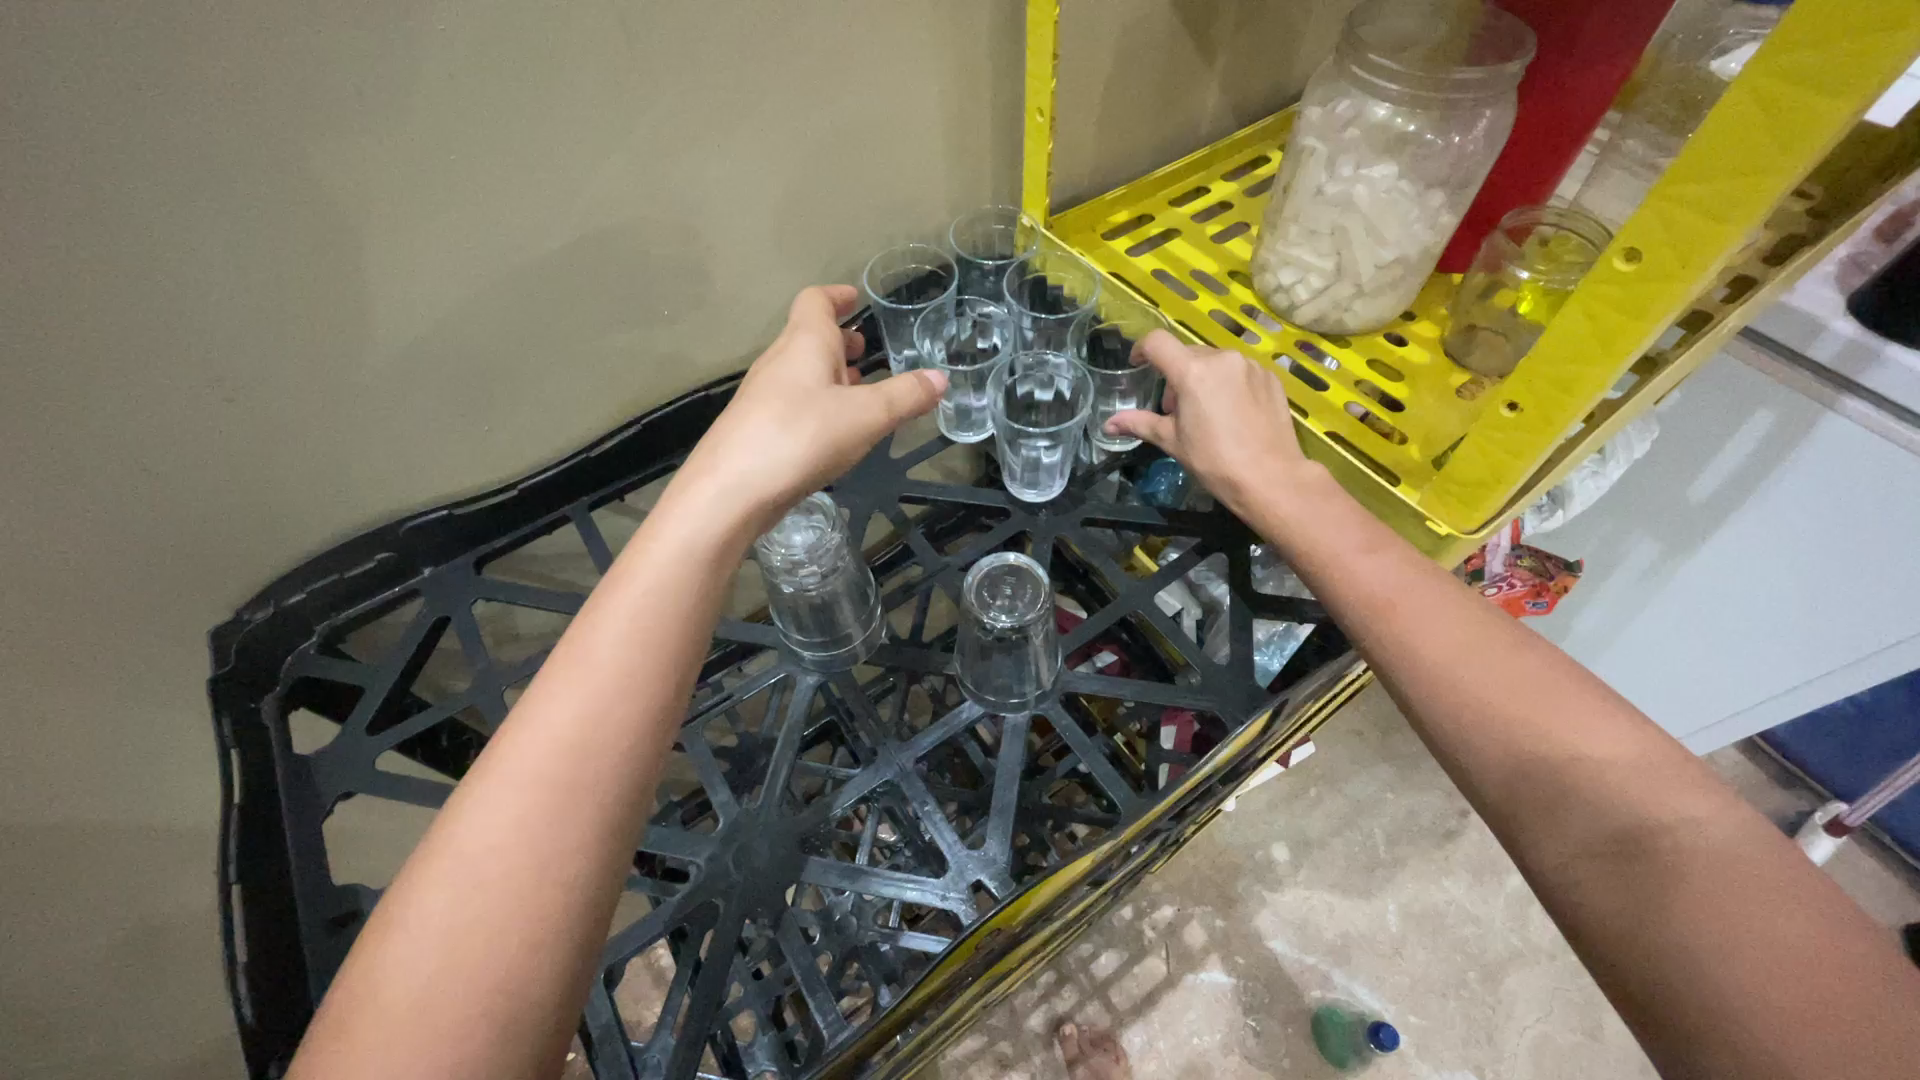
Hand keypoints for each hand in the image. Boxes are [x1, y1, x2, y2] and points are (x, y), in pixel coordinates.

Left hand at [669, 285, 946, 537]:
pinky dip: (820, 405)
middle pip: (810, 338)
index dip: (837, 296)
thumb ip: (905, 396)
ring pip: (803, 374)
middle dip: (841, 341)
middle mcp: (780, 361)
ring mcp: (765, 396)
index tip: (857, 300)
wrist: (732, 490)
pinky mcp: (759, 429)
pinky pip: (796, 403)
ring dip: (831, 376)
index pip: (816, 300)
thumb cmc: (801, 437)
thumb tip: (941, 377)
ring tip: (861, 392)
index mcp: (805, 343)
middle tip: (869, 352)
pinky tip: (836, 432)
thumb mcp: (866, 417)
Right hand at [1104, 331, 1316, 516]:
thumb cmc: (1213, 461)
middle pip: (1187, 354)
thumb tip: (1108, 425)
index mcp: (1192, 372)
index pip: (1157, 342)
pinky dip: (1228, 384)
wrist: (1270, 477)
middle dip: (1176, 376)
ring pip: (1215, 362)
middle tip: (1177, 411)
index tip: (1139, 365)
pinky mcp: (1270, 376)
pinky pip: (1239, 371)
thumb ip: (1139, 424)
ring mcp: (1250, 365)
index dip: (1142, 349)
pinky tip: (1233, 414)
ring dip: (1203, 379)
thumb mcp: (1172, 441)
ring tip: (1207, 413)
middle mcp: (1222, 359)